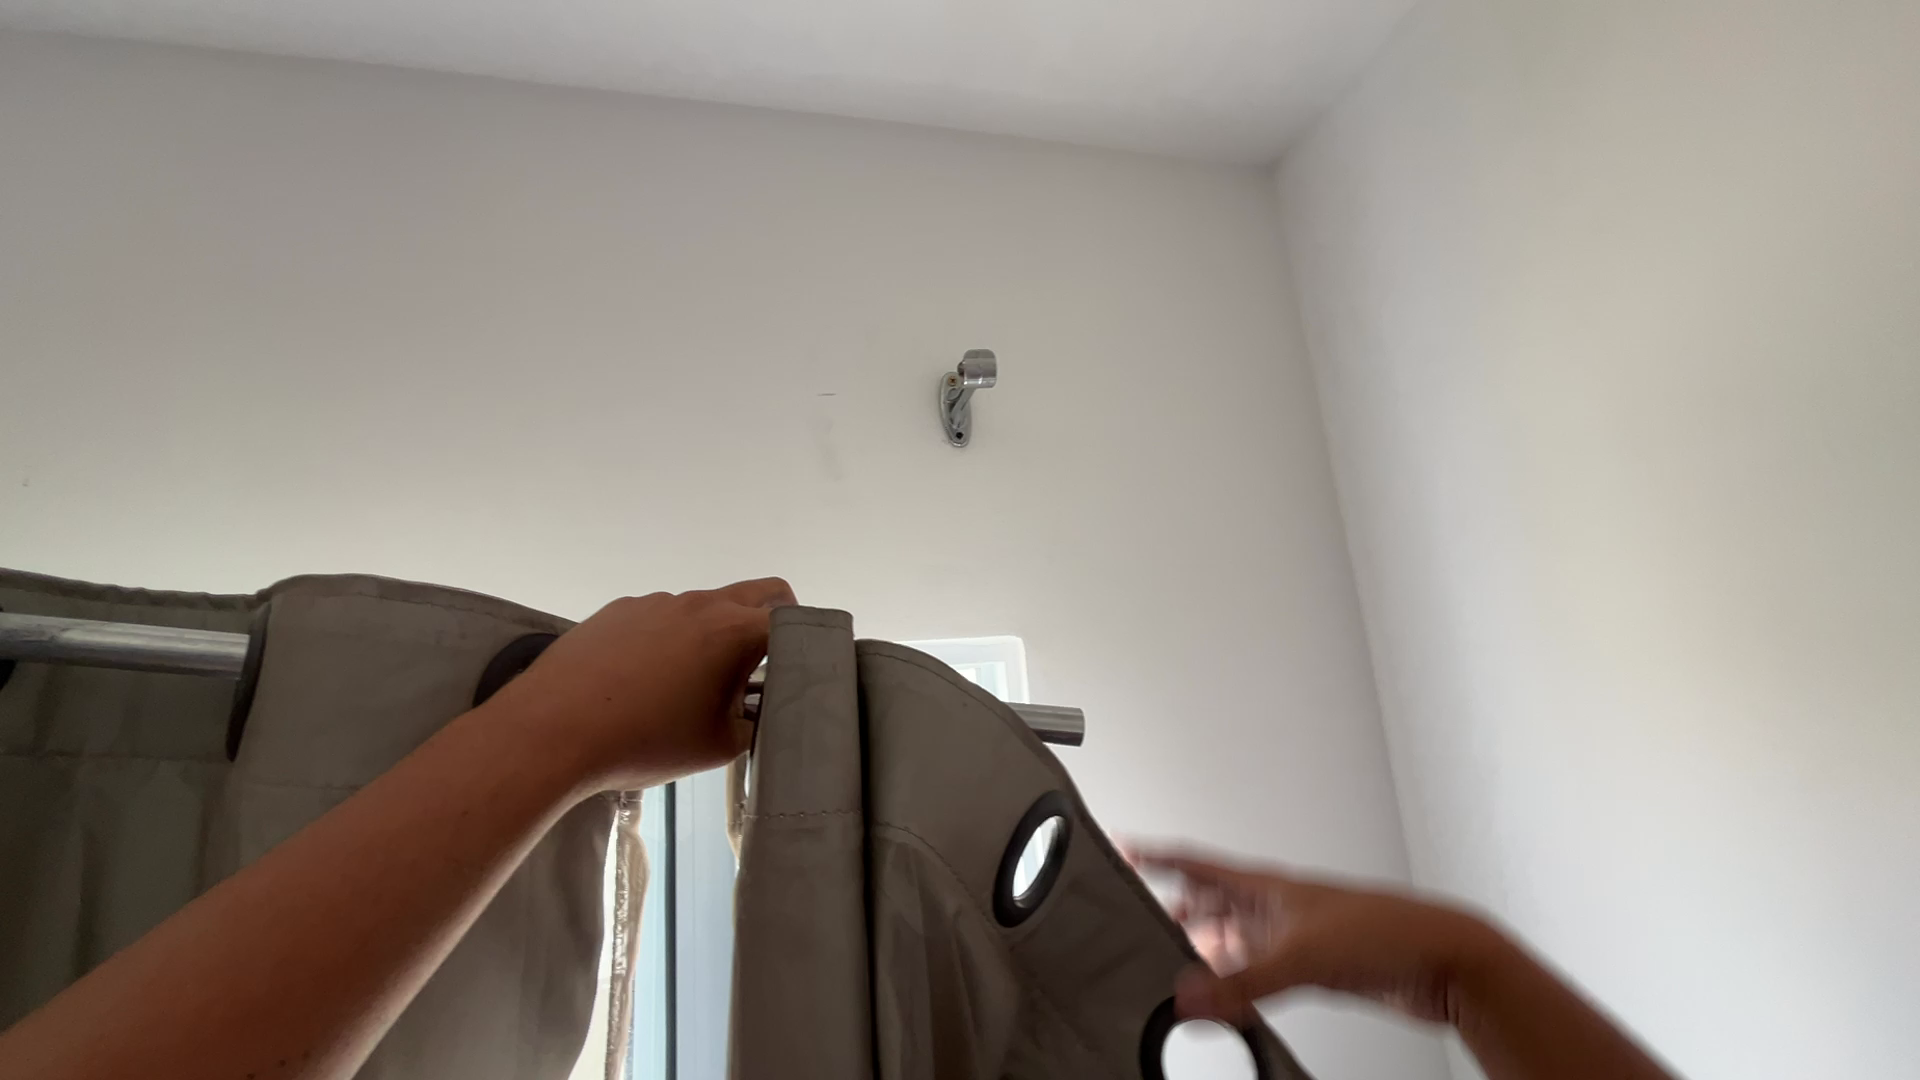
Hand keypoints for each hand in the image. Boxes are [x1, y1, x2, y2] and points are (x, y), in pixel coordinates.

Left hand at [481, 578, 795, 791]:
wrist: (549, 733)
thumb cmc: (645, 741)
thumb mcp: (720, 745)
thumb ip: (756, 722)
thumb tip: (759, 710)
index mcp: (734, 631)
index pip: (793, 621)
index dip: (805, 644)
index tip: (798, 671)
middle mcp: (701, 604)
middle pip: (760, 593)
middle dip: (774, 621)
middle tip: (765, 664)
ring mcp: (657, 601)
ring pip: (706, 607)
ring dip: (715, 633)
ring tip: (687, 685)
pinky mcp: (619, 609)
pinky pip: (662, 616)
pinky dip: (670, 638)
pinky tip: (641, 680)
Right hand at [1130, 848, 1505, 1027]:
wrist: (1442, 960)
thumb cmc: (1382, 929)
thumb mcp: (1300, 956)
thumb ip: (1242, 982)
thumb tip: (1188, 999)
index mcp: (1261, 886)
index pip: (1194, 865)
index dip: (1157, 856)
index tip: (1125, 848)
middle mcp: (1270, 907)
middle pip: (1208, 902)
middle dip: (1174, 908)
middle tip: (1141, 915)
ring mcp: (1288, 936)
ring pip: (1231, 939)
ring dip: (1205, 949)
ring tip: (1174, 960)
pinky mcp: (1309, 968)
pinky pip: (1256, 972)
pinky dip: (1236, 983)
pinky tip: (1226, 996)